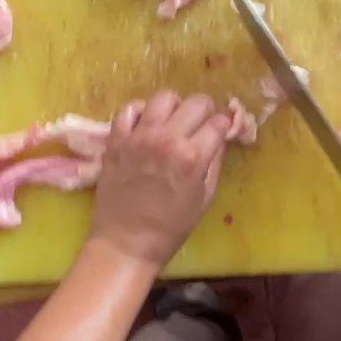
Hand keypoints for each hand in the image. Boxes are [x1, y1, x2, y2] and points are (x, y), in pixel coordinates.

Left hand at [87, 91, 230, 269]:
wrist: (126, 242)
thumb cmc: (170, 227)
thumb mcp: (204, 197)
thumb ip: (214, 162)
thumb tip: (220, 138)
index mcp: (193, 156)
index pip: (218, 122)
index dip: (224, 125)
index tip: (221, 131)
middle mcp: (167, 139)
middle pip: (196, 102)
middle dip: (205, 111)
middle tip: (200, 125)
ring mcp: (139, 136)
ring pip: (164, 97)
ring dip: (175, 107)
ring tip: (172, 122)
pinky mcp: (116, 139)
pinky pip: (129, 109)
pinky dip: (141, 111)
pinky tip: (145, 125)